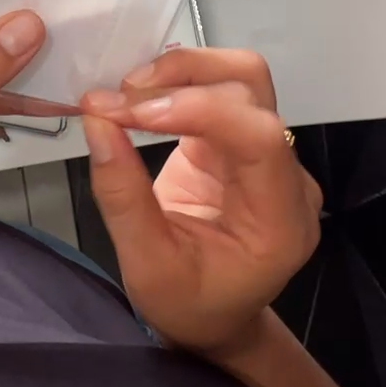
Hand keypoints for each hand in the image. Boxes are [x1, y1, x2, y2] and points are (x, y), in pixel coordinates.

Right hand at [79, 48, 320, 354]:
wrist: (214, 315)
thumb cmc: (190, 305)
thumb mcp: (147, 266)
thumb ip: (122, 194)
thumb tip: (97, 120)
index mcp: (280, 219)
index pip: (259, 136)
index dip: (198, 108)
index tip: (132, 110)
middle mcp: (287, 175)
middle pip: (251, 89)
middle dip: (182, 78)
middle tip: (119, 95)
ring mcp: (267, 151)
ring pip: (236, 76)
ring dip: (179, 71)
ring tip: (126, 91)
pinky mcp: (238, 136)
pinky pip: (214, 90)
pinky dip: (174, 83)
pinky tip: (138, 96)